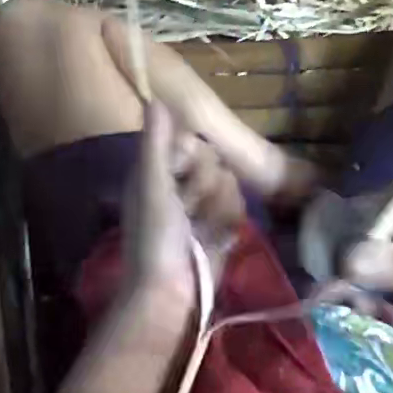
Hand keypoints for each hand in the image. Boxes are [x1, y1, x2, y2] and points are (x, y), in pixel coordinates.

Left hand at [122, 101, 247, 306]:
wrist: (174, 293)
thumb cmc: (156, 238)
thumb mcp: (152, 187)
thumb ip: (156, 144)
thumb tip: (154, 98)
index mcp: (158, 171)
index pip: (190, 141)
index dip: (192, 154)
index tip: (183, 169)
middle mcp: (181, 184)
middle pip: (214, 159)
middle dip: (207, 184)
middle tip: (190, 207)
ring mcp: (204, 204)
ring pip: (230, 182)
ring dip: (219, 206)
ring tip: (202, 229)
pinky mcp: (223, 223)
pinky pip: (239, 205)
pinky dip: (228, 222)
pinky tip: (217, 238)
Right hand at [342, 188, 392, 329]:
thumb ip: (392, 267)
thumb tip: (339, 261)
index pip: (348, 225)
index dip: (342, 264)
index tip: (354, 303)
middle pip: (356, 245)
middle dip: (363, 287)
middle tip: (387, 319)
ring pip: (369, 266)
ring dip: (379, 300)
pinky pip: (389, 277)